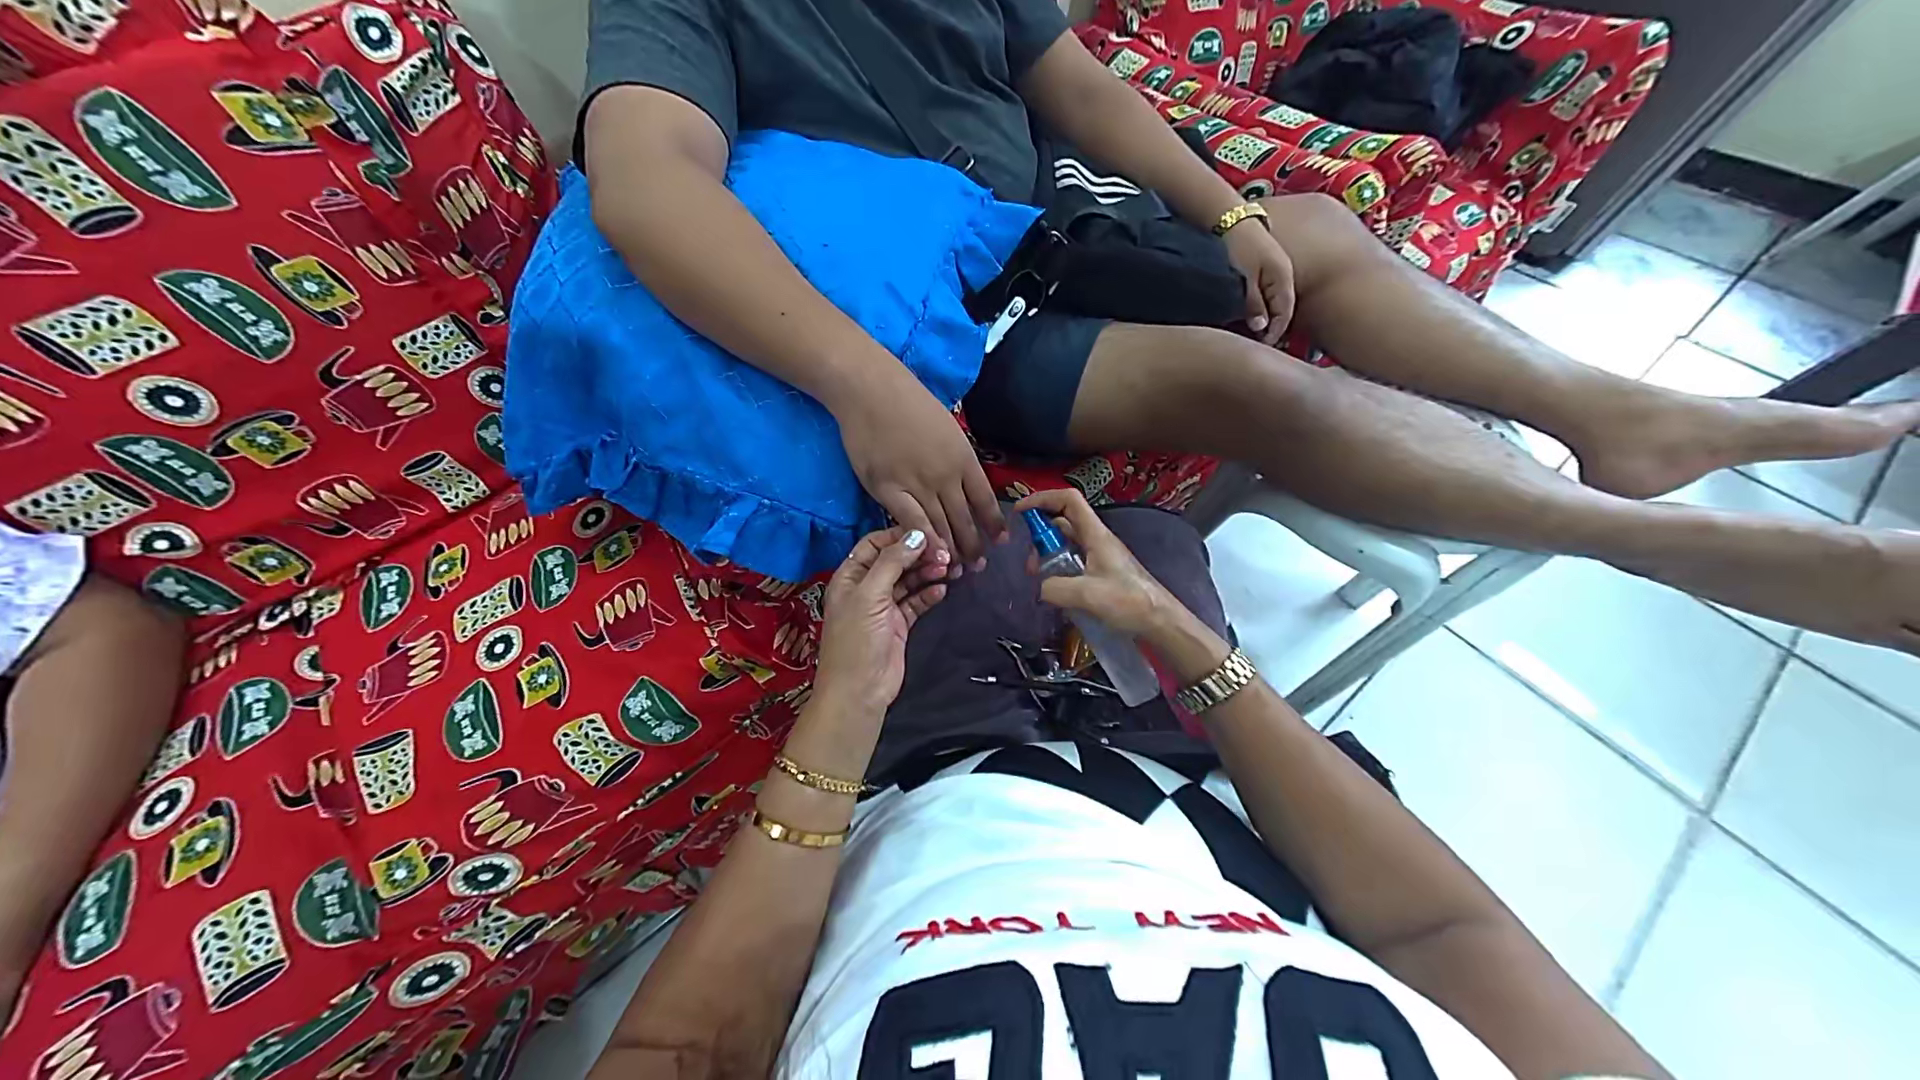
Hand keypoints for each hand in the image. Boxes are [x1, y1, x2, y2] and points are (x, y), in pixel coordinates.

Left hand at [813, 527, 949, 717]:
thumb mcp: (870, 595)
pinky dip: (929, 593)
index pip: (875, 544)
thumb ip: (892, 563)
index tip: (928, 533)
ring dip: (928, 572)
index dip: (900, 537)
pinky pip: (917, 601)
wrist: (859, 690)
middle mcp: (866, 587)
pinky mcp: (899, 623)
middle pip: (895, 560)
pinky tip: (943, 589)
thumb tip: (916, 535)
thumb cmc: (856, 640)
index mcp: (850, 576)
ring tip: (949, 569)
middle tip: (945, 553)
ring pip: (909, 580)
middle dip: (919, 555)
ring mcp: (884, 606)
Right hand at [837, 371, 1007, 570]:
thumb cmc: (908, 401)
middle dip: (973, 547)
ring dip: (951, 552)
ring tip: (954, 569)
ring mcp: (918, 485)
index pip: (985, 500)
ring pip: (941, 527)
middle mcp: (946, 476)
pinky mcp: (889, 491)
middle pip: (965, 520)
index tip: (1000, 542)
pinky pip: (912, 524)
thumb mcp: (946, 428)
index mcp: (963, 458)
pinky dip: (924, 542)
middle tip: (976, 567)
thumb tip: (964, 482)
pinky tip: (930, 557)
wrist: (871, 390)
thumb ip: (955, 458)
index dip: (993, 525)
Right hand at [1014, 488, 1186, 637]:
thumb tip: (1042, 589)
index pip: (1068, 500)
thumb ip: (1055, 588)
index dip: (1042, 499)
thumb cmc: (1129, 602)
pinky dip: (1060, 570)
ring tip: (1040, 579)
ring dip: (1049, 555)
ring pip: (1067, 543)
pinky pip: (1074, 563)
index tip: (1020, 512)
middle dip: (1040, 536)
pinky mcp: (1103, 574)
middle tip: (1031, 563)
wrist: (1161, 622)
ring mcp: (1101, 557)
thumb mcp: (1087, 594)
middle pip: (1063, 522)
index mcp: (1096, 535)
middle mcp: (1097, 540)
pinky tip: (1056, 591)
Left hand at [1222, 217, 1296, 346]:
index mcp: (1283, 278)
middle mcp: (1283, 276)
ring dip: (1265, 319)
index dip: (1275, 332)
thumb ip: (1253, 303)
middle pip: (1281, 310)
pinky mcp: (1263, 270)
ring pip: (1273, 302)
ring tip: (1252, 336)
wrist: (1230, 220)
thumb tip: (1261, 328)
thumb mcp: (1244, 279)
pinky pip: (1266, 294)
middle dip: (1271, 329)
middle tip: (1257, 346)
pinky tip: (1249, 316)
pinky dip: (1259, 307)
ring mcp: (1274, 272)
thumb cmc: (1238, 247)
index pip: (1285, 313)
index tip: (1264, 347)